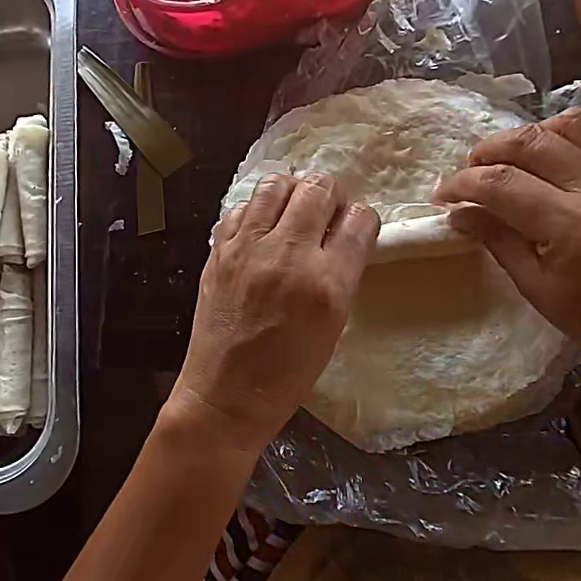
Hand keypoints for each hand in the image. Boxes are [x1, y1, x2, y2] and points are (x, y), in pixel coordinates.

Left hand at [174, 173, 378, 447]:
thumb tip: (341, 238)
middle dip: (331, 195)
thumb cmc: (286, 375)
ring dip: (292, 192)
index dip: (361, 220)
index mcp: (327, 284)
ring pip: (276, 185)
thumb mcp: (333, 328)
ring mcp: (248, 249)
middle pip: (318, 189)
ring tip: (293, 212)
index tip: (354, 227)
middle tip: (327, 212)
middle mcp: (288, 256)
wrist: (225, 394)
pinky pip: (242, 208)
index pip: (358, 221)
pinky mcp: (219, 252)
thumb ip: (340, 276)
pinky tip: (261, 230)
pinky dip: (256, 210)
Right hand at [433, 106, 580, 376]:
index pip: (500, 183)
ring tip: (511, 160)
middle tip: (468, 175)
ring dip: (530, 135)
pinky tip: (559, 157)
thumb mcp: (536, 288)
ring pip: (571, 121)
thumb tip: (459, 213)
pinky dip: (578, 134)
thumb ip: (497, 240)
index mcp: (573, 227)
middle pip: (530, 141)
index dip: (461, 184)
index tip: (441, 196)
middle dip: (486, 153)